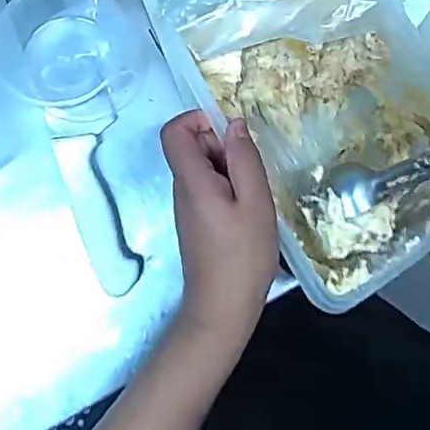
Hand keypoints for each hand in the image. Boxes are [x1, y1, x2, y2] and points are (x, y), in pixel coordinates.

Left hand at [160, 111, 278, 341]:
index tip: (228, 133)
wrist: (222, 311)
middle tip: (249, 175)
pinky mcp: (196, 218)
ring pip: (203, 165)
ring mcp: (187, 204)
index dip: (197, 119)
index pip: (173, 130)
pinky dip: (228, 188)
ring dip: (229, 169)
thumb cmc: (241, 257)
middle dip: (222, 147)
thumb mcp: (255, 203)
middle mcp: (182, 187)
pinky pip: (208, 186)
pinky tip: (246, 213)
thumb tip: (234, 123)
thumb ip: (245, 160)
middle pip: (192, 145)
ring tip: (251, 198)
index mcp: (190, 179)